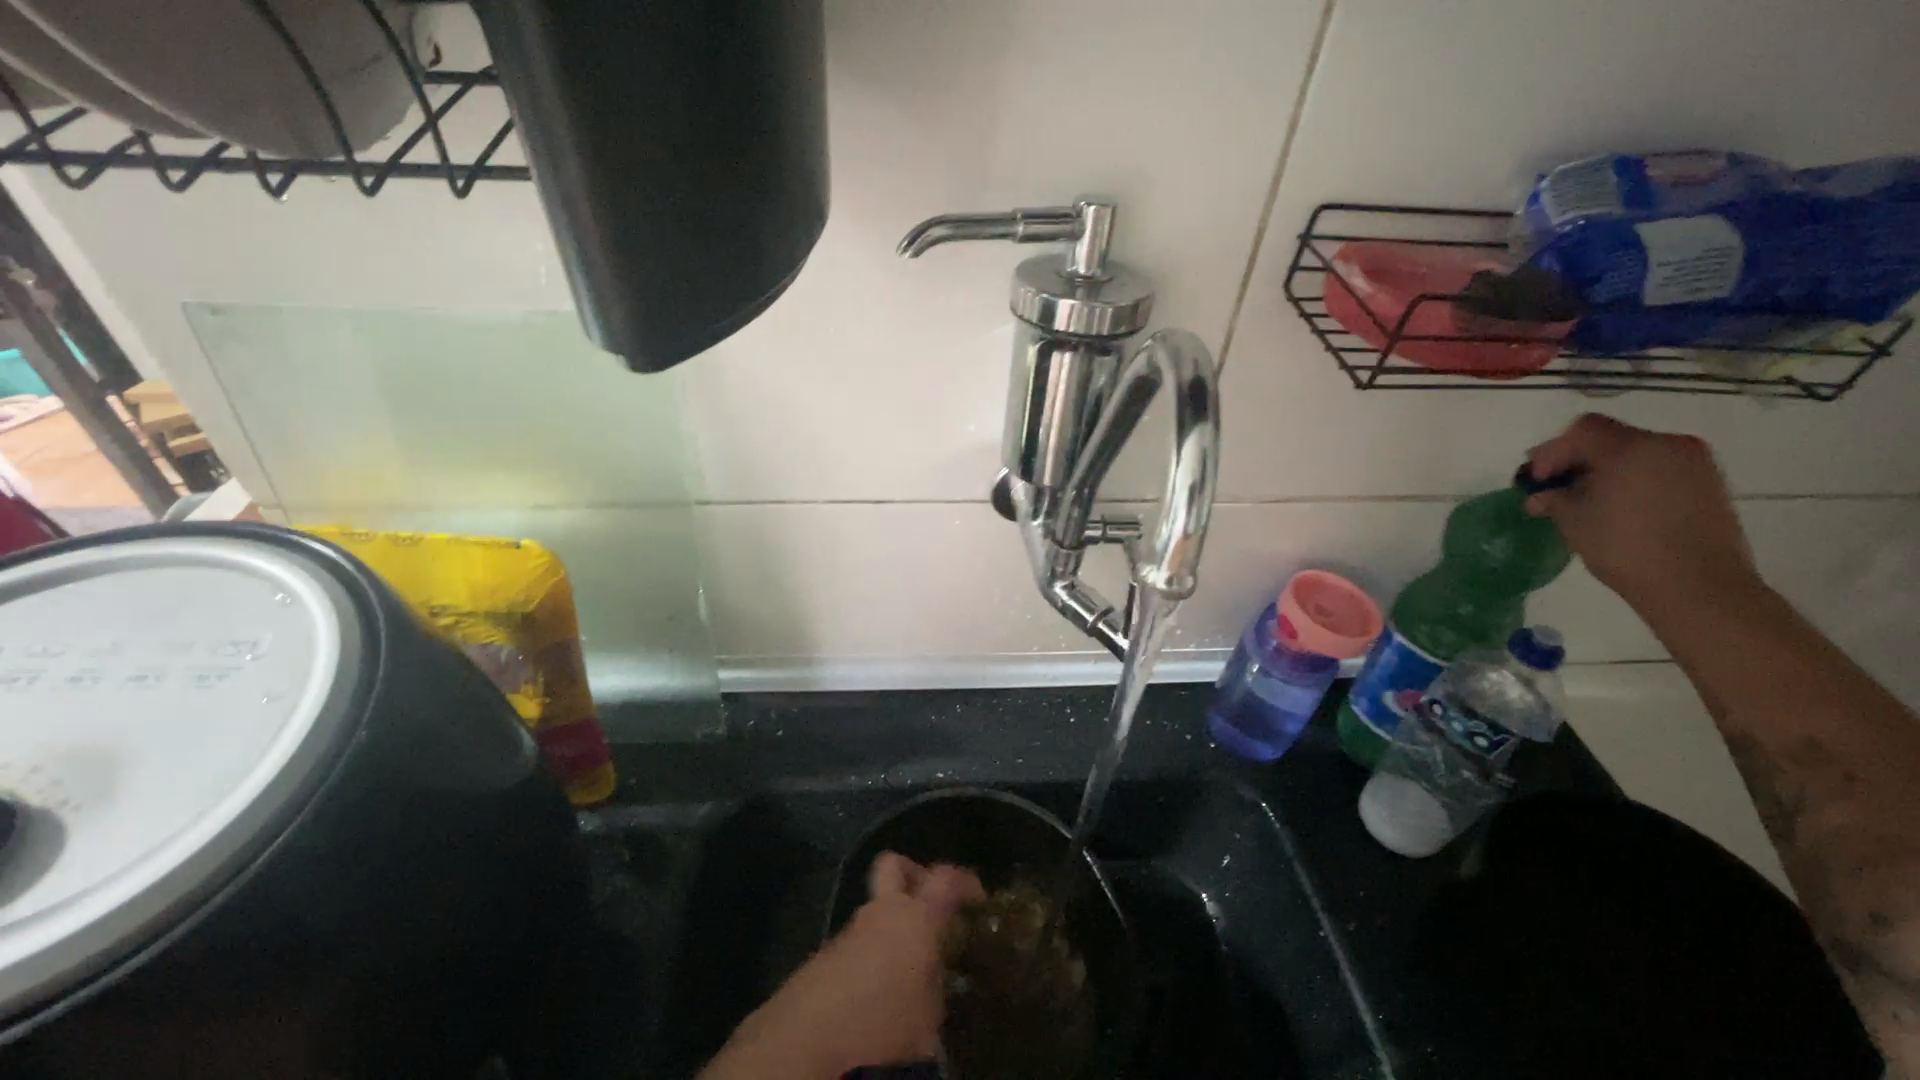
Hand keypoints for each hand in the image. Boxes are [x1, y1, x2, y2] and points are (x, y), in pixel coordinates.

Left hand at [699, 854, 984, 1079]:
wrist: (797, 1051)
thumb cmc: (879, 1034)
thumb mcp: (928, 1029)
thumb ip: (935, 996)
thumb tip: (937, 989)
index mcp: (914, 922)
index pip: (945, 878)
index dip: (965, 881)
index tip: (979, 899)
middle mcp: (878, 917)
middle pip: (895, 866)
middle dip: (915, 876)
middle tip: (932, 908)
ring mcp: (845, 936)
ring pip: (872, 913)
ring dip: (890, 928)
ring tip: (909, 971)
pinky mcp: (820, 961)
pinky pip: (854, 946)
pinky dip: (868, 958)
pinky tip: (876, 996)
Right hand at [1525, 414, 1760, 616]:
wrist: (1699, 586)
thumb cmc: (1627, 549)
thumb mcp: (1575, 523)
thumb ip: (1554, 499)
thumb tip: (1541, 496)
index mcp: (1631, 448)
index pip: (1583, 429)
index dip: (1553, 451)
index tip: (1539, 480)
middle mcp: (1667, 444)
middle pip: (1611, 438)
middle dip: (1578, 460)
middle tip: (1557, 488)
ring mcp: (1694, 462)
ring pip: (1637, 453)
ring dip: (1607, 470)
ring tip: (1590, 501)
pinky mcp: (1709, 482)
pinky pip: (1660, 468)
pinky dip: (1635, 479)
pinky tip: (1622, 507)